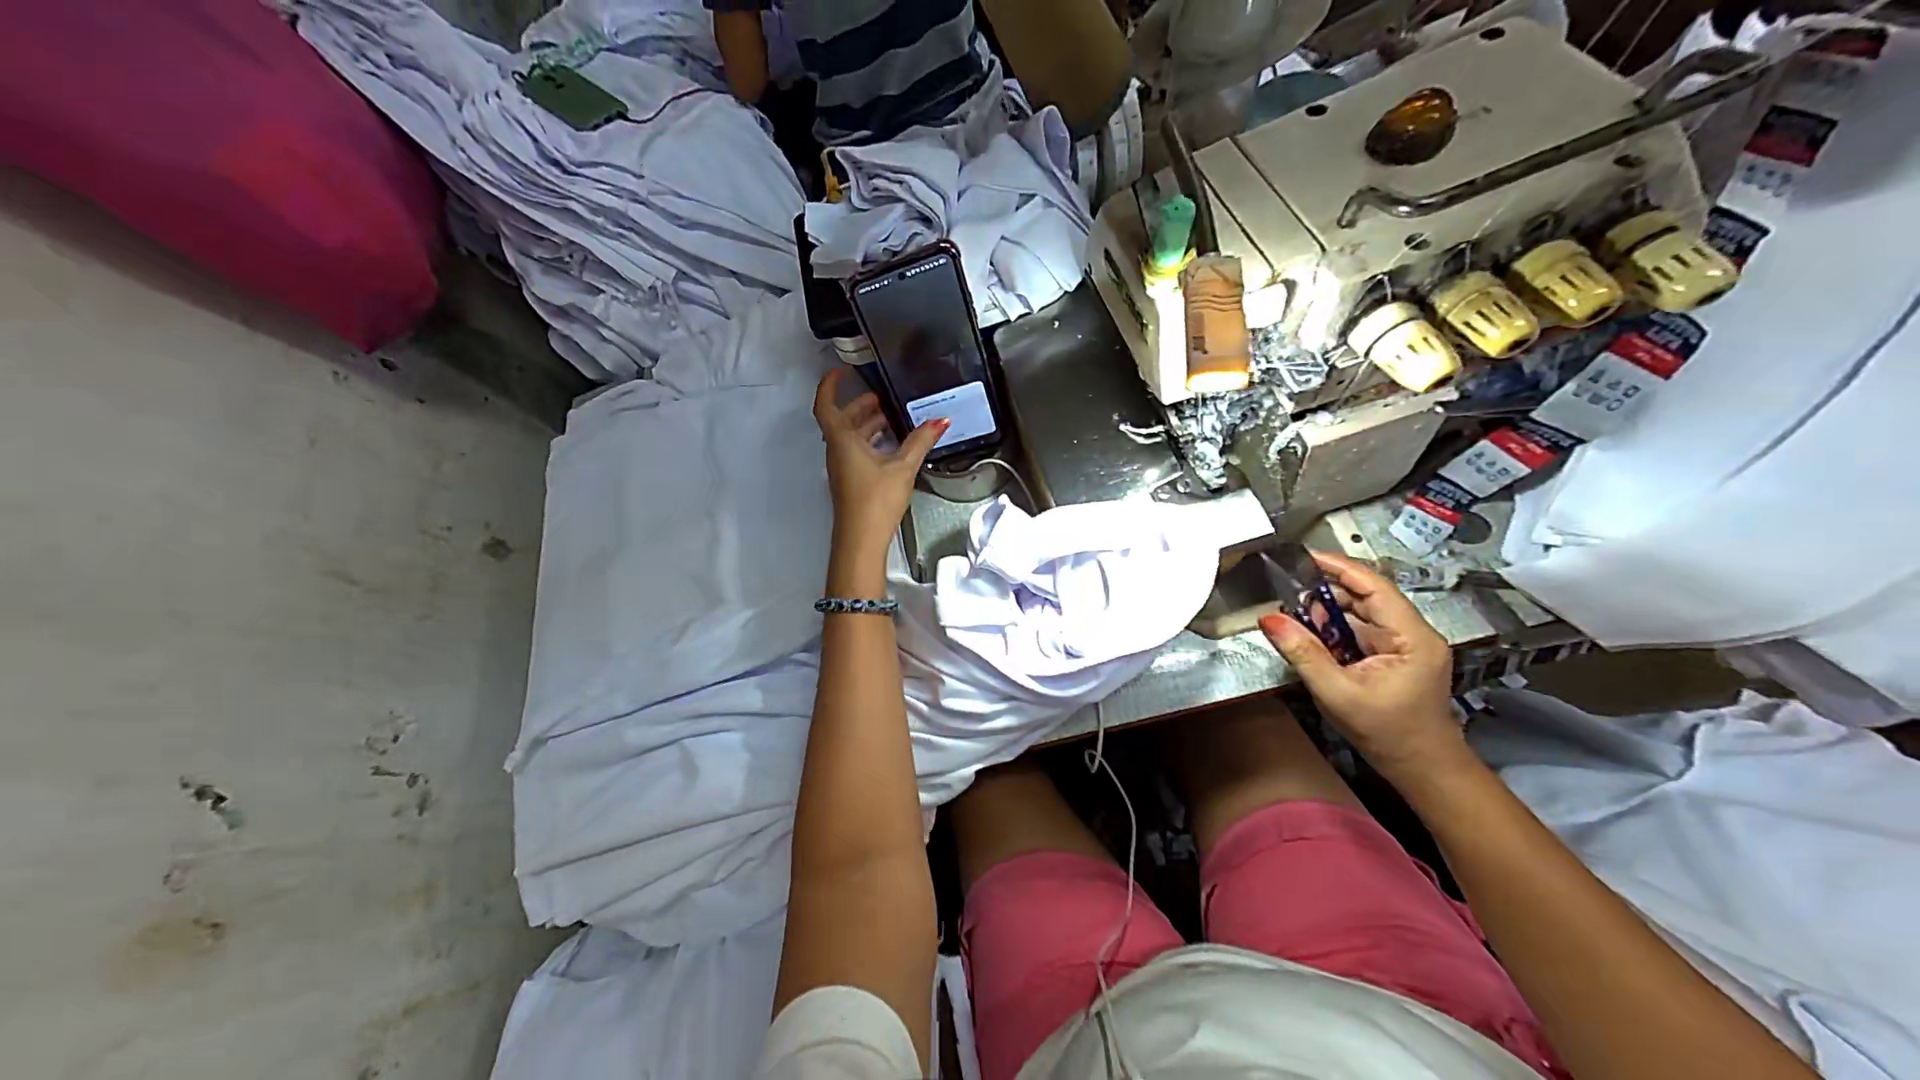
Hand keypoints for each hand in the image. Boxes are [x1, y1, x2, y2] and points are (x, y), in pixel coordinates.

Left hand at [814, 368, 946, 554]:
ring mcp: (841, 468)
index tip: (842, 372)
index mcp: (842, 440)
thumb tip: (940, 421)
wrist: (861, 539)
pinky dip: (870, 443)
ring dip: (866, 425)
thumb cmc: (875, 499)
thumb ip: (921, 441)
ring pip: (850, 438)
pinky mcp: (850, 482)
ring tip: (891, 419)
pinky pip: (856, 453)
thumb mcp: (903, 466)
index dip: (830, 385)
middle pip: (841, 421)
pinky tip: (891, 447)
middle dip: (859, 406)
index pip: (826, 405)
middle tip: (880, 398)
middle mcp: (837, 451)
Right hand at [1258, 551, 1466, 778]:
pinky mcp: (1395, 657)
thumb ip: (1303, 652)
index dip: (1340, 567)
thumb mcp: (1337, 692)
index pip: (1375, 586)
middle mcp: (1414, 634)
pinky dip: (1336, 631)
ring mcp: (1405, 645)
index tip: (1307, 558)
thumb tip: (1270, 619)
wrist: (1423, 769)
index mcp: (1412, 637)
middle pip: (1367, 597)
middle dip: (1327, 594)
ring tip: (1298, 619)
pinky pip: (1361, 631)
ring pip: (1362, 614)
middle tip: (1290, 596)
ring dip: (1329, 614)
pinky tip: (1315, 638)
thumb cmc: (1389, 734)